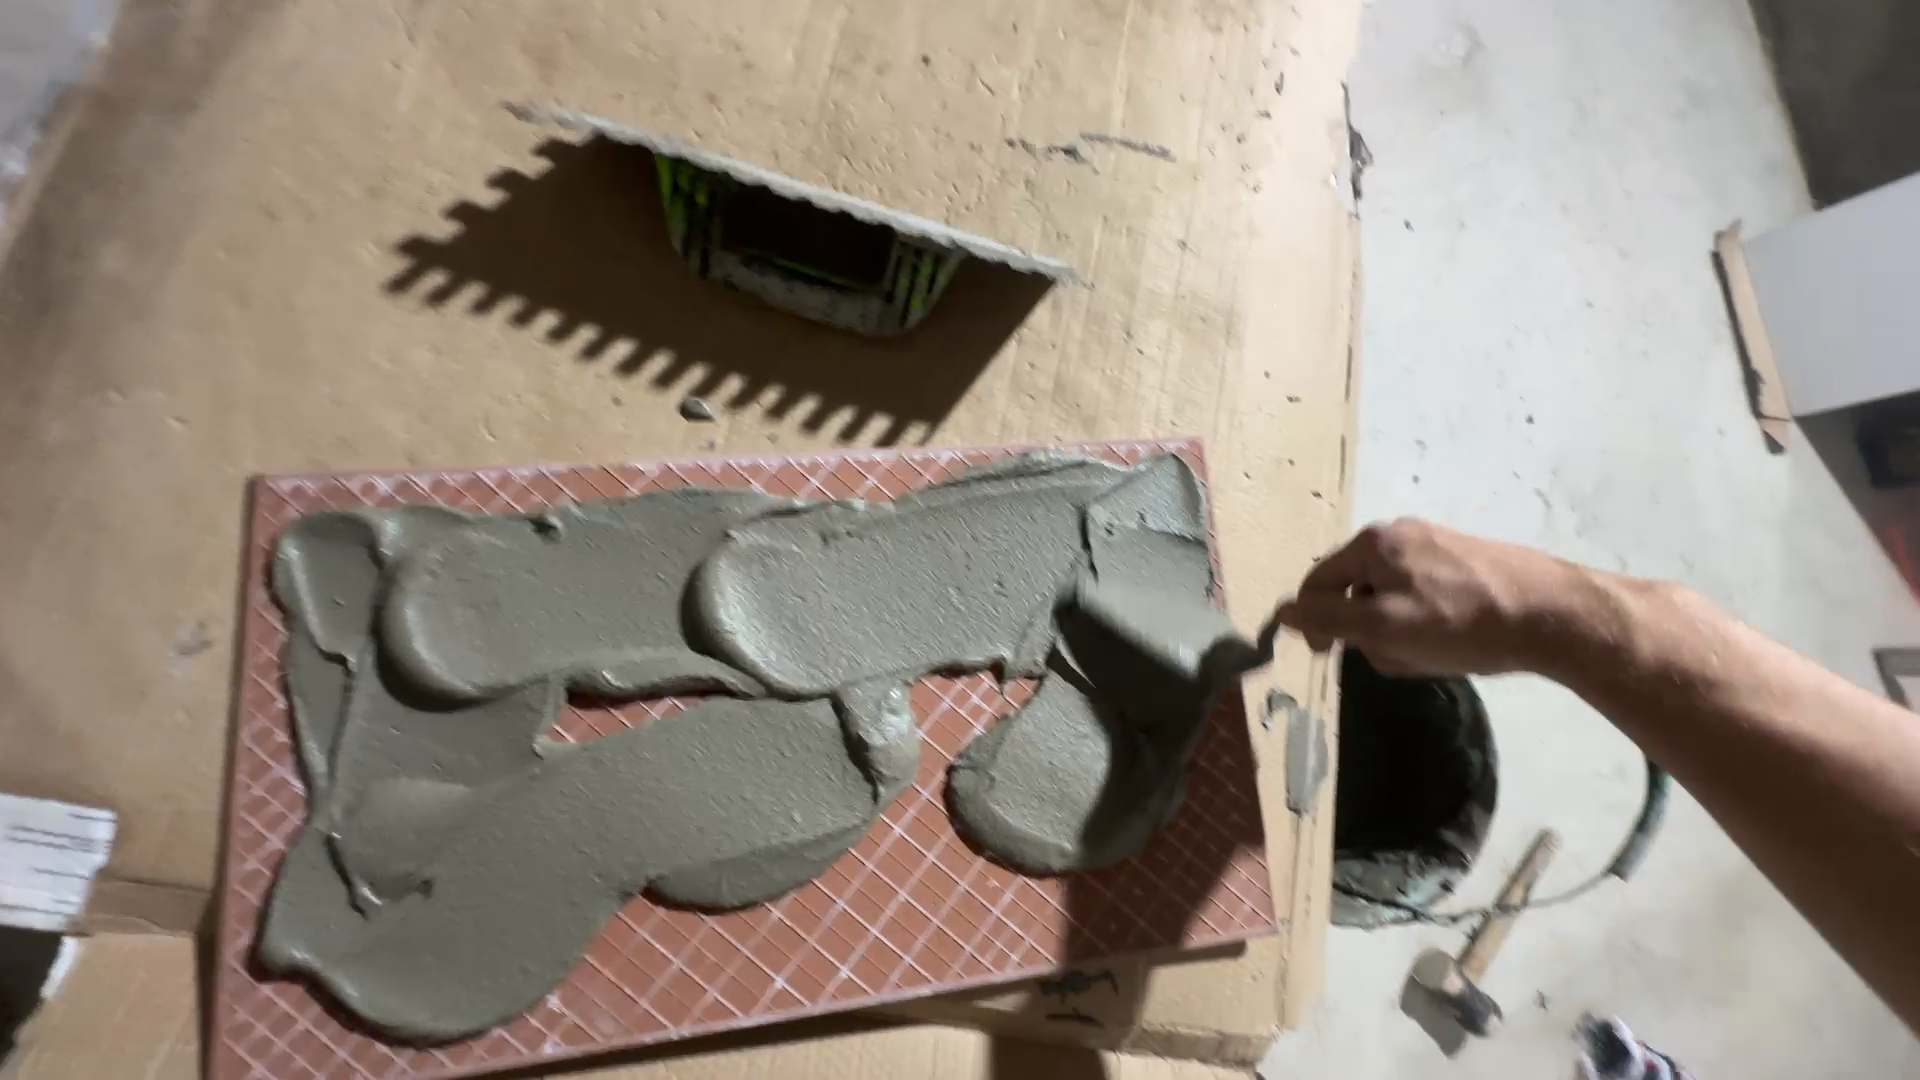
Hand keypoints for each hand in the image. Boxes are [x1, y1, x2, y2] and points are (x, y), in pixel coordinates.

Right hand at [1274, 518, 1592, 675]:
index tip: (1328, 656)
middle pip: (1355, 590)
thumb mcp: (1382, 627)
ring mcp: (1436, 544)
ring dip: (1397, 631)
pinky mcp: (1467, 560)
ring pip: (1390, 597)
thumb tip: (1282, 611)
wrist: (1560, 616)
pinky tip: (1452, 641)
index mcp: (1373, 542)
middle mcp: (1400, 534)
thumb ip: (1326, 618)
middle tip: (1396, 656)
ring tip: (1429, 654)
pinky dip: (1425, 622)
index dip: (1314, 621)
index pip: (1317, 582)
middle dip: (1367, 629)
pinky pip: (1422, 594)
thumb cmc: (1460, 622)